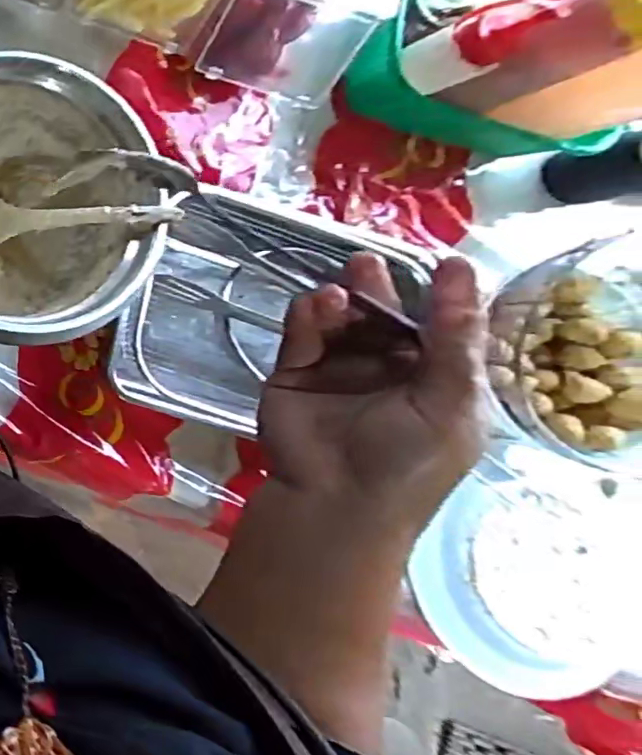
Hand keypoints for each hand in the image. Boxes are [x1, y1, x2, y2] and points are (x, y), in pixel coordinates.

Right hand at [257, 252, 489, 531]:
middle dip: (380, 291)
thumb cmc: (407, 459)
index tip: (448, 262)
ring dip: (341, 304)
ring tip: (341, 284)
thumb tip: (462, 289)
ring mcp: (335, 373)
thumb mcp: (450, 405)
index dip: (446, 298)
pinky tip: (313, 304)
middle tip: (368, 260)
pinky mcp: (292, 375)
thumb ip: (452, 347)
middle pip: (383, 321)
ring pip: (339, 326)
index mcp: (433, 380)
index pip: (440, 330)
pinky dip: (306, 319)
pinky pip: (301, 340)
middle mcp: (384, 371)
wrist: (334, 494)